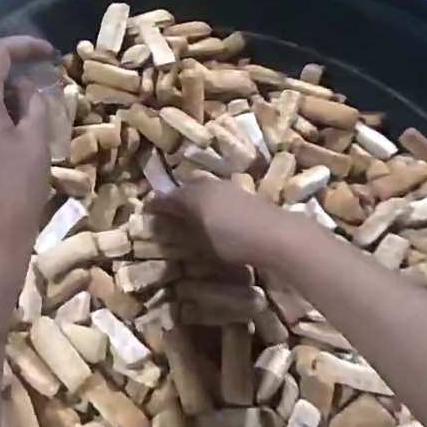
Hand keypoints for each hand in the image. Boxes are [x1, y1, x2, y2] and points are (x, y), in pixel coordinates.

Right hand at [147, 180, 309, 267]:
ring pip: (204, 190)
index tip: (148, 212)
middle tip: (169, 213)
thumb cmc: (233, 240)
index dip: (157, 206)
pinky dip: (211, 204)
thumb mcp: (202, 241)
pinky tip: (214, 217)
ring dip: (195, 200)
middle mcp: (208, 185)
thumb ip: (183, 230)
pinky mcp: (244, 195)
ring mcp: (228, 187)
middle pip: (186, 190)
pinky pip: (218, 196)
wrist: (278, 235)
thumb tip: (166, 224)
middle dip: (177, 200)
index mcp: (192, 194)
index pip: (167, 198)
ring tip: (192, 216)